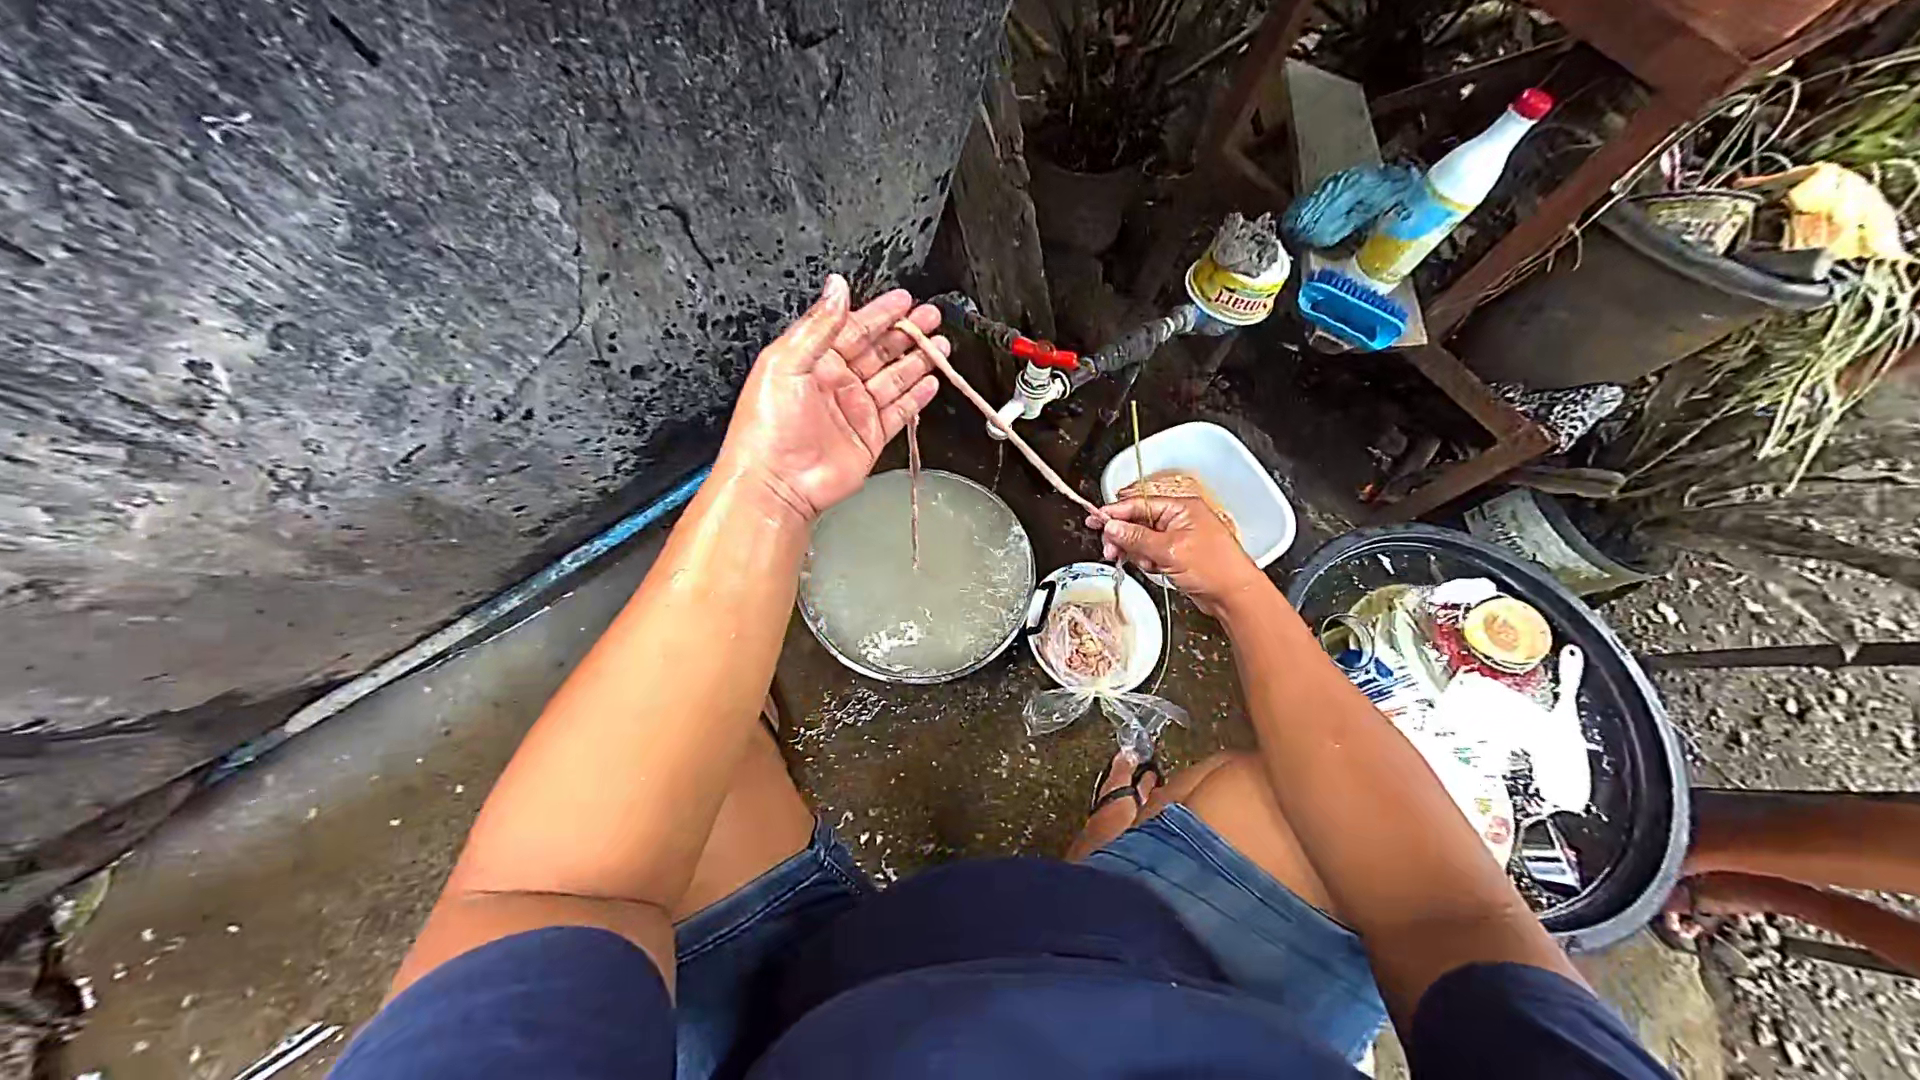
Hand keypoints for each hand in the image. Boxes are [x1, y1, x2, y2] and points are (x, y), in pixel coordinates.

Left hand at [716, 275, 944, 523]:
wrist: (777, 482)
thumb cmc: (768, 427)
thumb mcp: (786, 362)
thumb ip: (818, 325)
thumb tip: (836, 288)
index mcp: (814, 361)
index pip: (854, 328)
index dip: (880, 313)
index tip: (903, 300)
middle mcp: (837, 383)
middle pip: (880, 351)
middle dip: (907, 333)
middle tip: (931, 318)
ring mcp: (855, 411)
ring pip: (895, 378)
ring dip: (918, 361)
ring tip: (941, 345)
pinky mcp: (869, 437)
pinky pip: (899, 412)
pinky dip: (917, 397)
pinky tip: (931, 382)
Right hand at [1087, 497, 1265, 616]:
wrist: (1235, 595)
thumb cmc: (1215, 568)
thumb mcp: (1169, 550)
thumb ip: (1136, 537)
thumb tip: (1112, 526)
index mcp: (1180, 507)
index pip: (1138, 504)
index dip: (1114, 512)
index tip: (1095, 520)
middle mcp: (1178, 518)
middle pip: (1137, 521)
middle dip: (1123, 537)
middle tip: (1111, 550)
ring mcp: (1178, 536)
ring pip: (1141, 539)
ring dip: (1136, 552)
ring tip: (1144, 563)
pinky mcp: (1177, 553)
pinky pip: (1151, 552)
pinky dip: (1147, 560)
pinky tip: (1154, 568)